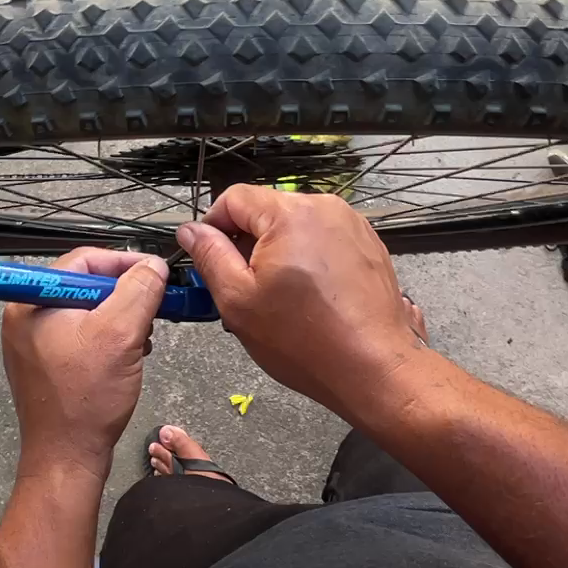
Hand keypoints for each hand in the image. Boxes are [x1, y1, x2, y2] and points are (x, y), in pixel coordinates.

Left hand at [1, 248, 169, 481]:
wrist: (67, 460)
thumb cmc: (85, 402)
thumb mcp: (121, 334)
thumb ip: (139, 291)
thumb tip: (153, 266)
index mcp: (33, 300)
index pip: (84, 260)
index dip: (124, 262)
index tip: (153, 272)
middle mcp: (27, 315)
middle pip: (87, 284)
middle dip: (125, 294)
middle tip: (151, 307)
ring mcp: (36, 340)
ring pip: (89, 309)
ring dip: (120, 317)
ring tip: (140, 337)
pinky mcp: (48, 362)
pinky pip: (83, 333)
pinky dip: (110, 337)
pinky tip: (128, 353)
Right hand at [178, 186, 423, 419]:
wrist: (376, 369)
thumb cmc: (305, 340)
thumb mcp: (238, 300)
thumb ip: (210, 256)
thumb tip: (191, 229)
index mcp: (290, 213)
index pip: (235, 197)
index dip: (214, 225)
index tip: (211, 257)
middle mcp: (324, 206)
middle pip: (266, 209)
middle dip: (248, 241)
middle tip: (245, 286)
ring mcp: (351, 223)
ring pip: (294, 224)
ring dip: (278, 250)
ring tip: (280, 295)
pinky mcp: (368, 243)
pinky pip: (322, 237)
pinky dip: (308, 257)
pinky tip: (310, 294)